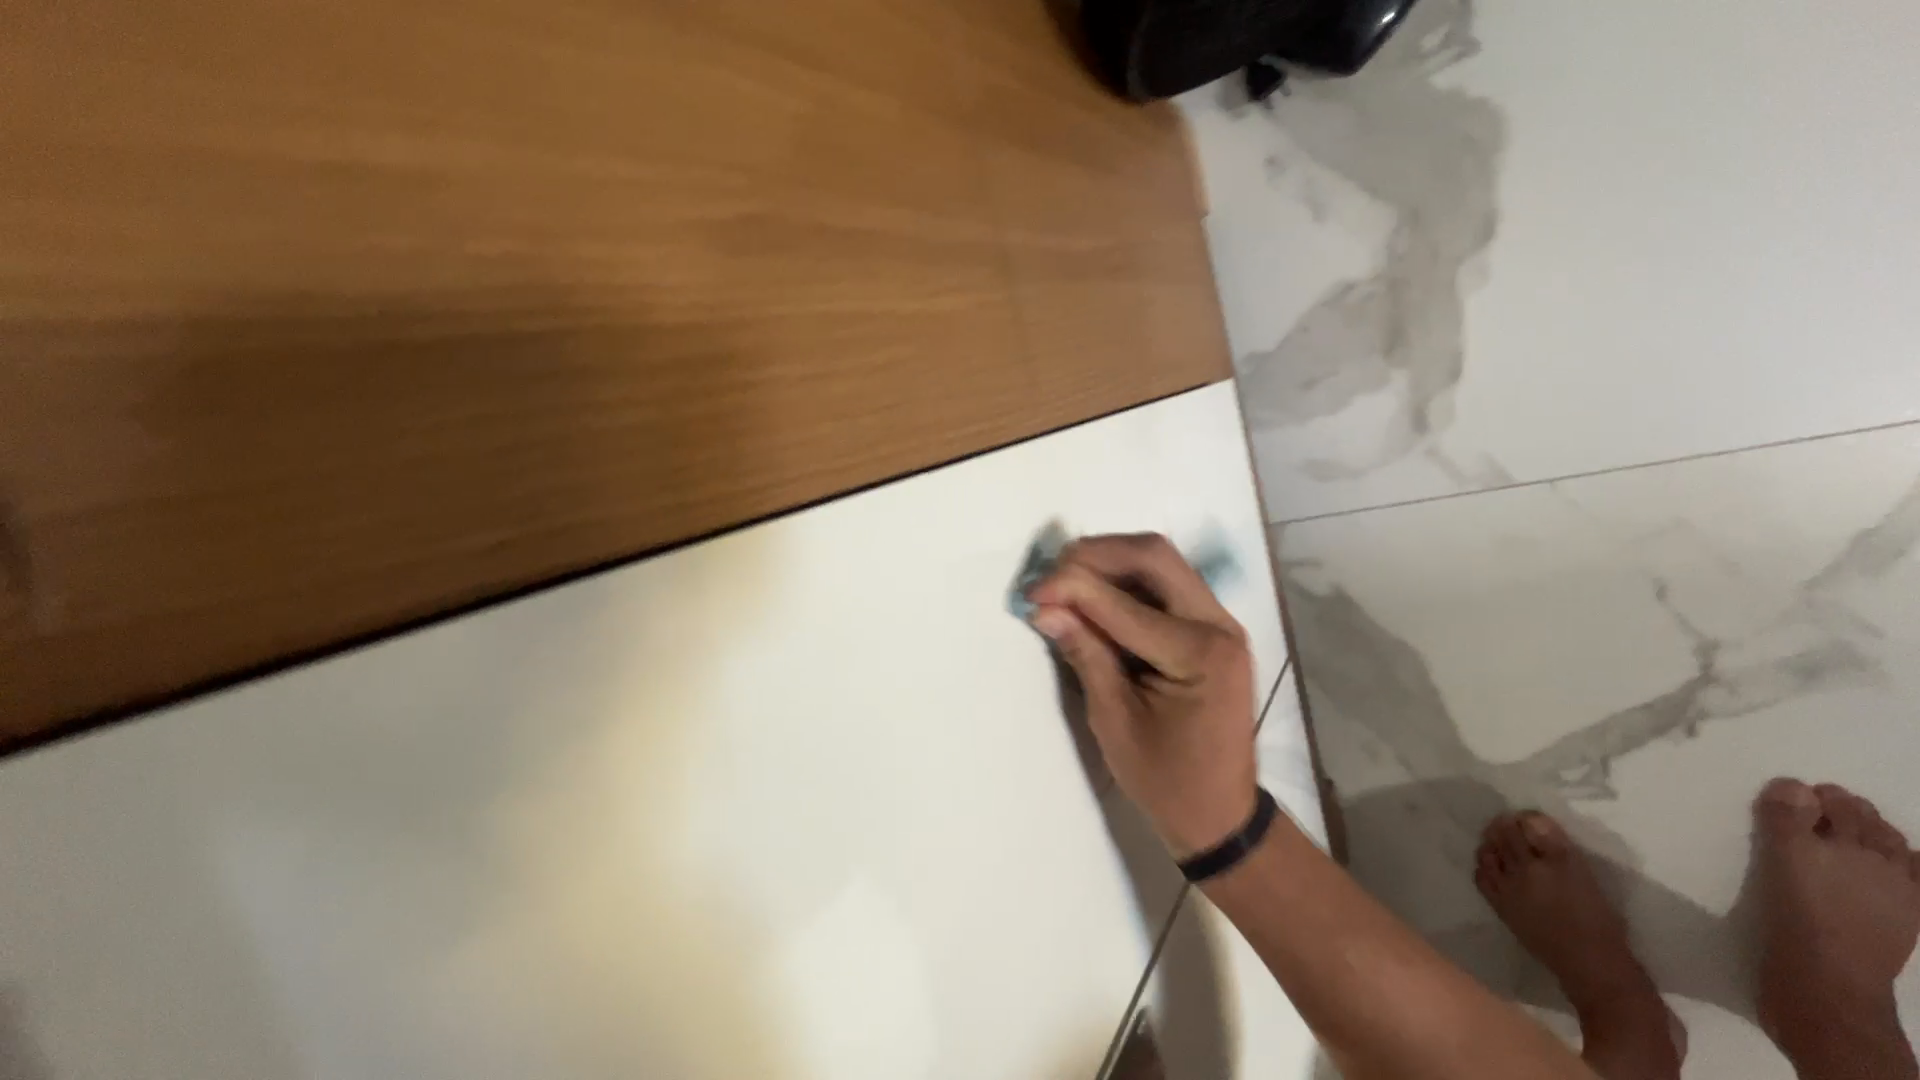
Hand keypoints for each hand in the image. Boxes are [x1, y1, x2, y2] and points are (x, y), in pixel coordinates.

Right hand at [1027, 533, 1257, 857]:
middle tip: (1051, 575)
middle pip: (1154, 557)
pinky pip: (1168, 585)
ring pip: (1162, 563)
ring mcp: (1220, 623)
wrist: (1221, 814)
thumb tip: (1045, 608)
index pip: (1124, 603)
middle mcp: (1219, 625)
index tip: (1029, 593)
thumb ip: (1085, 654)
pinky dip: (1128, 581)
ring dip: (1111, 562)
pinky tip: (1095, 595)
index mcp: (1200, 654)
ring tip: (1066, 582)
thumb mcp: (1114, 720)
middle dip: (1096, 556)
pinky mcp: (1212, 629)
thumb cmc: (1166, 779)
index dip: (1071, 588)